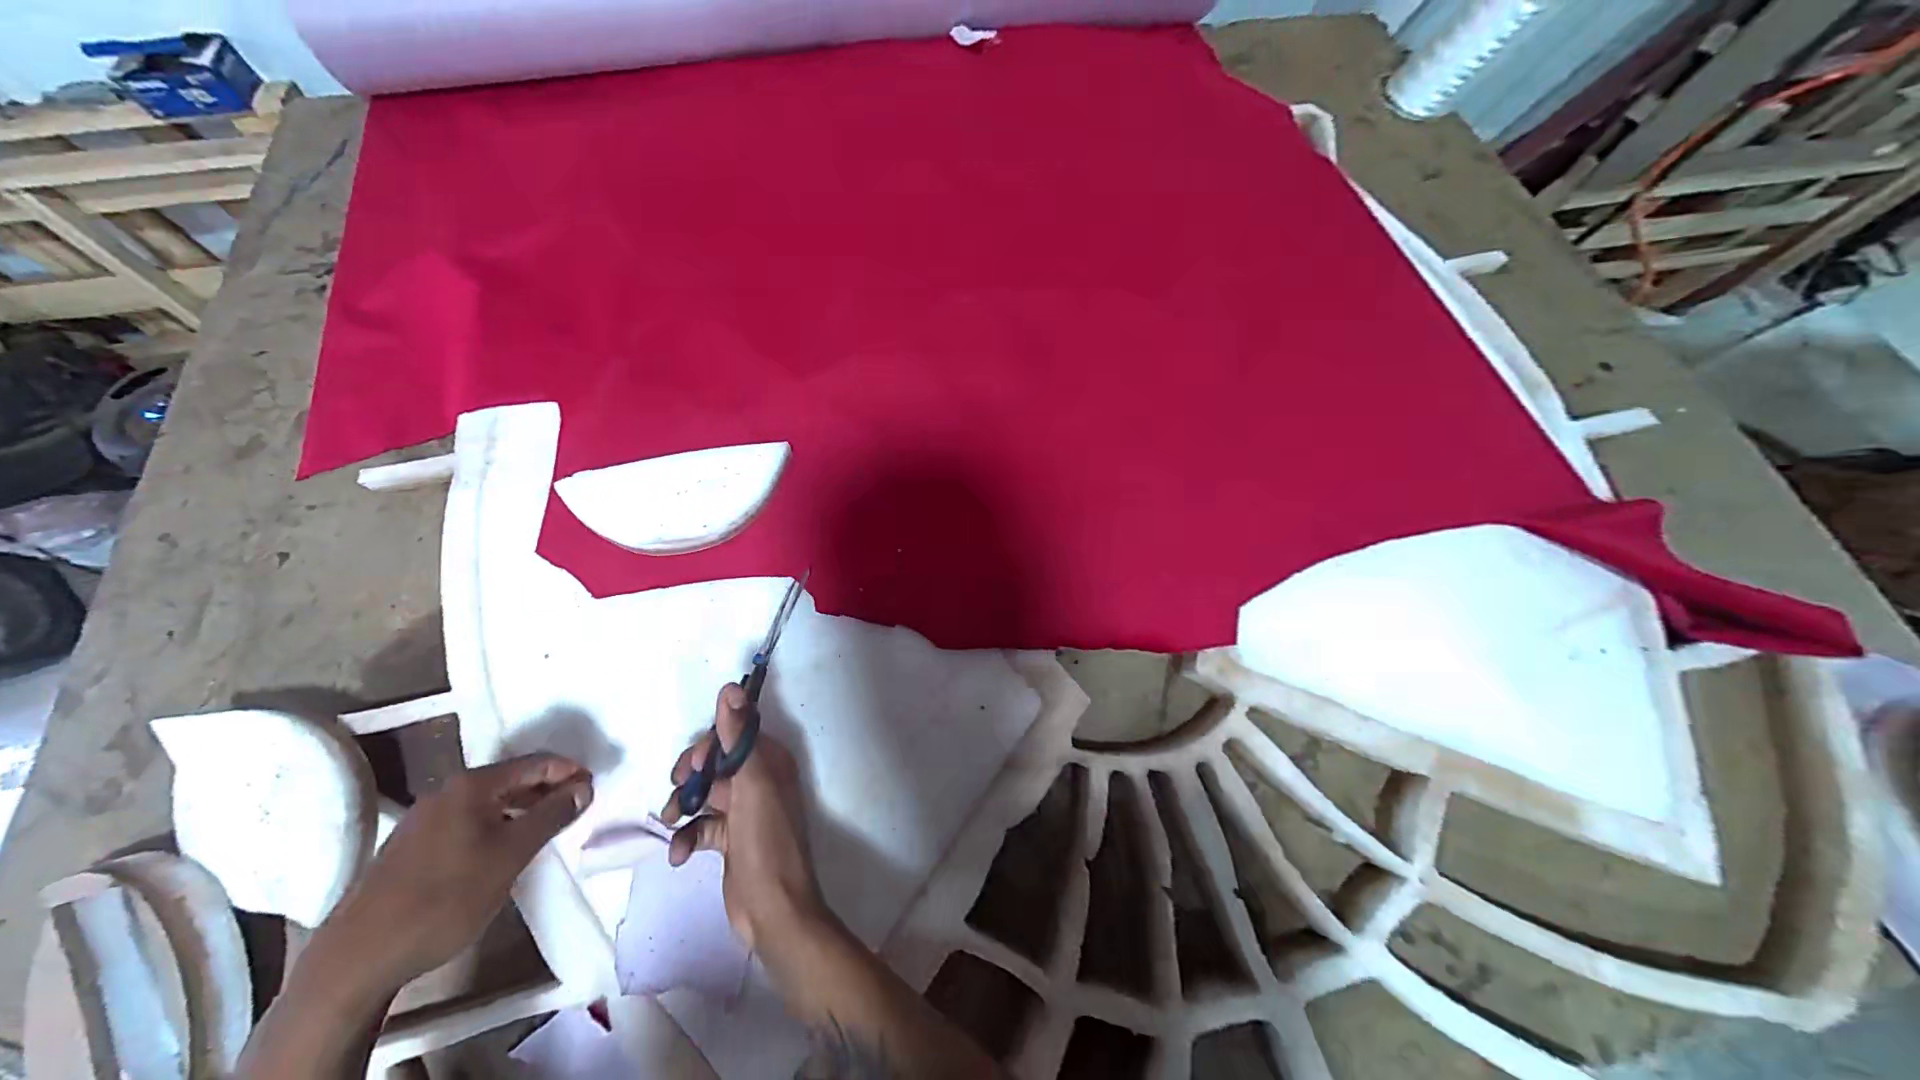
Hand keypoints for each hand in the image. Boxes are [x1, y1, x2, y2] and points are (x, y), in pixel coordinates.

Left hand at [316, 753, 592, 994]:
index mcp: (471, 785)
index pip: (536, 762)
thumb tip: (583, 787)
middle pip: (512, 777)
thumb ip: (551, 815)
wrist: (359, 956)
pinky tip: (507, 846)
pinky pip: (470, 818)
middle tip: (578, 807)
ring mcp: (425, 817)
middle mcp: (447, 790)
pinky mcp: (413, 844)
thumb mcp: (511, 855)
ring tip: (550, 827)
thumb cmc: (446, 898)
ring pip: (491, 800)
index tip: (594, 789)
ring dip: (524, 807)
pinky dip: (499, 823)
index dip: (570, 772)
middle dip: (549, 788)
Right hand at [662, 685, 824, 949]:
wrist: (773, 911)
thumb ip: (738, 738)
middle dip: (691, 775)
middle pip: (715, 763)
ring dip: (683, 805)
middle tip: (677, 793)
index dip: (709, 746)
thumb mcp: (753, 785)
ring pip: (703, 793)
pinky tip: (679, 853)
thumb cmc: (767, 843)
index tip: (694, 766)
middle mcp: (760, 782)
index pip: (734, 735)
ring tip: (672, 822)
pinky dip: (687, 836)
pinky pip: (701, 826)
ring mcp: (744, 812)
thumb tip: (730, 688)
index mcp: (771, 763)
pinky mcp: (730, 839)